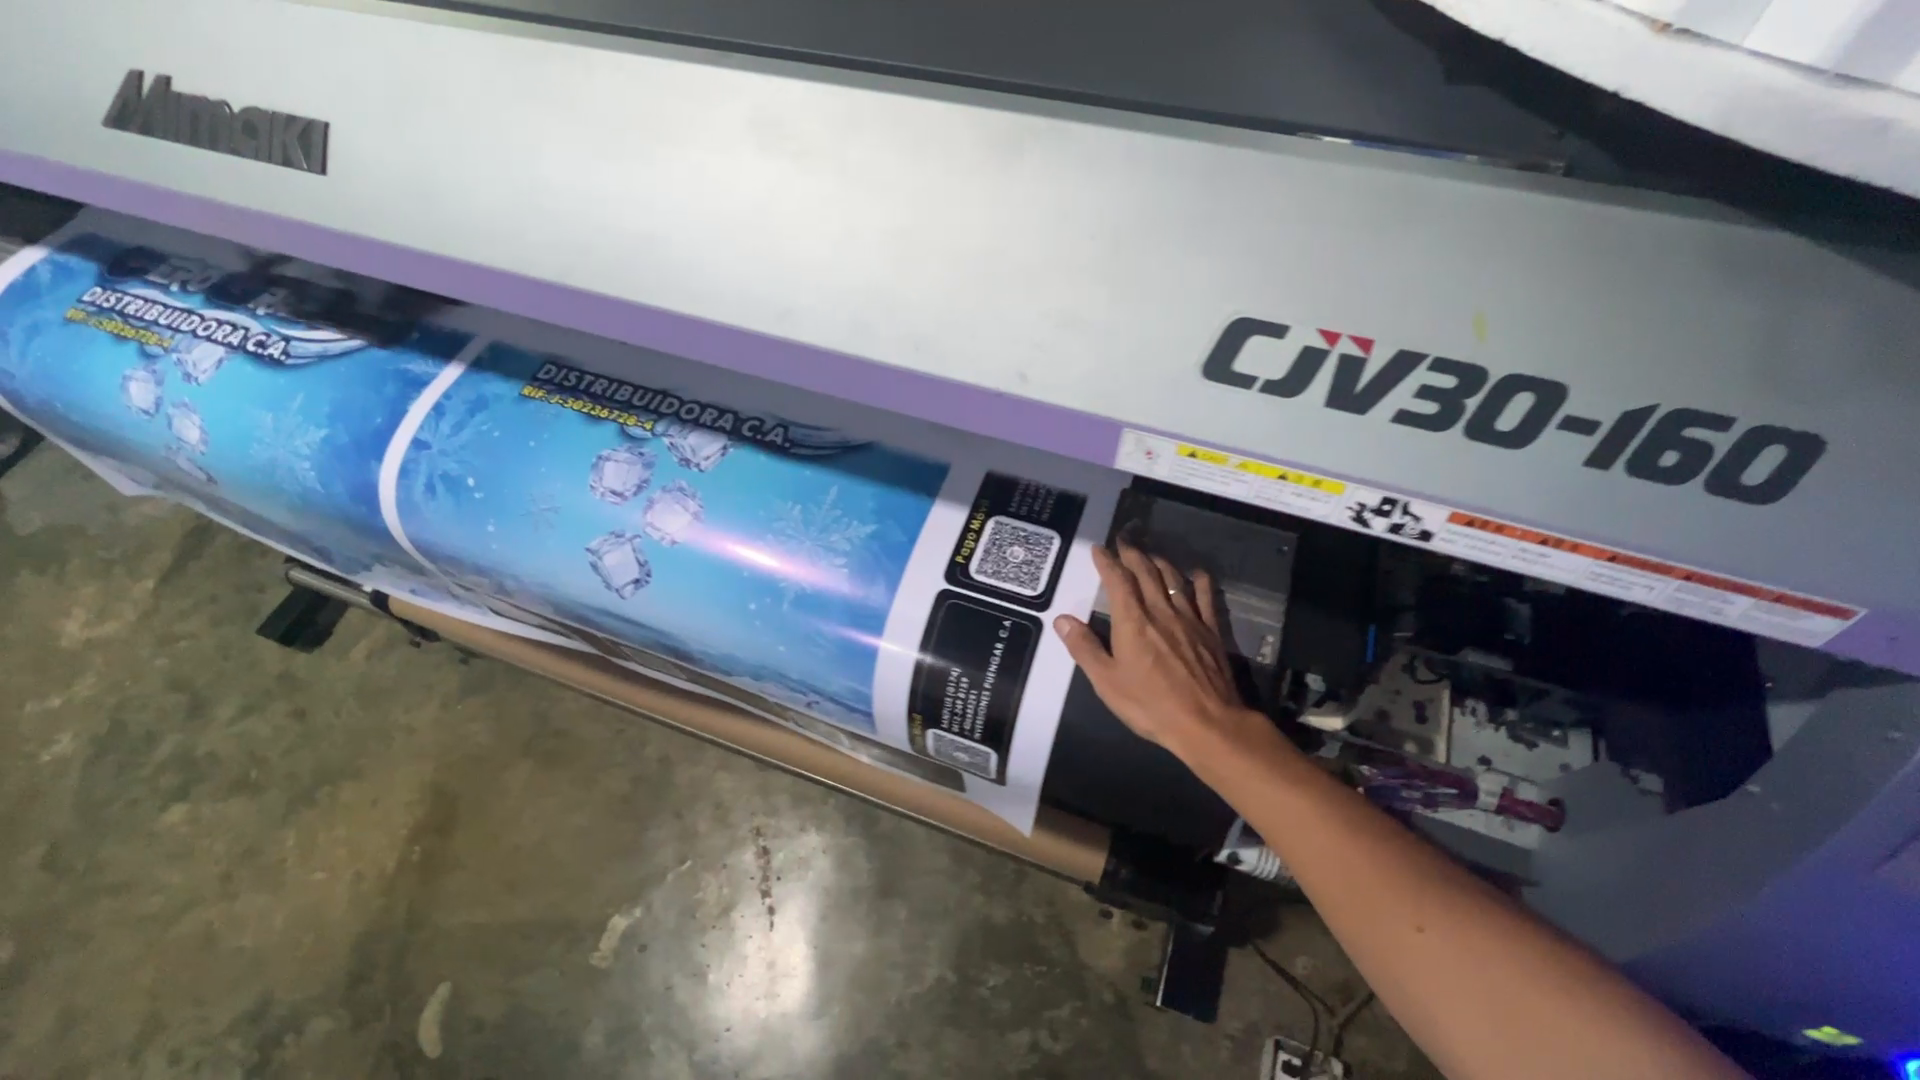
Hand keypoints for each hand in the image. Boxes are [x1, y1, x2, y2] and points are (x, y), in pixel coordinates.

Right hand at [1053, 543, 1275, 763]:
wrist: (1207, 723)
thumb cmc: (1150, 705)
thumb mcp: (1107, 682)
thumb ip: (1084, 648)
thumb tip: (1062, 620)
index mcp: (1132, 622)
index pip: (1117, 581)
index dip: (1107, 562)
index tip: (1099, 549)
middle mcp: (1161, 612)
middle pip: (1146, 573)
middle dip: (1132, 554)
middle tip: (1123, 542)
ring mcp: (1189, 620)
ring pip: (1174, 580)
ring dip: (1160, 562)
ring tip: (1151, 555)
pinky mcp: (1211, 632)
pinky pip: (1205, 598)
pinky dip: (1199, 581)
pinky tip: (1196, 574)